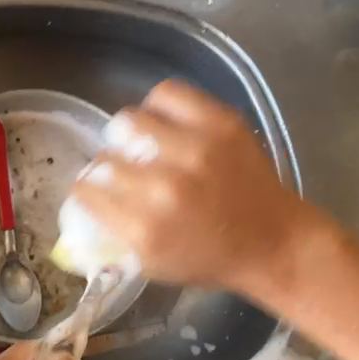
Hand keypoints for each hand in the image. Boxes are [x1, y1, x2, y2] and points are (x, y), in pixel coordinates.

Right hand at [71, 80, 331, 298]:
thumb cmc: (210, 259)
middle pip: (105, 159)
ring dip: (127, 135)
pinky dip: (157, 105)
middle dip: (107, 167)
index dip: (85, 190)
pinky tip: (162, 121)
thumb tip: (84, 201)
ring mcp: (194, 150)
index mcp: (145, 228)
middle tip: (122, 172)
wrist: (274, 243)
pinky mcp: (219, 123)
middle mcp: (165, 186)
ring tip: (140, 143)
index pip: (86, 191)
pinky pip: (166, 93)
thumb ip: (114, 234)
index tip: (94, 191)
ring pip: (128, 121)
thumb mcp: (153, 265)